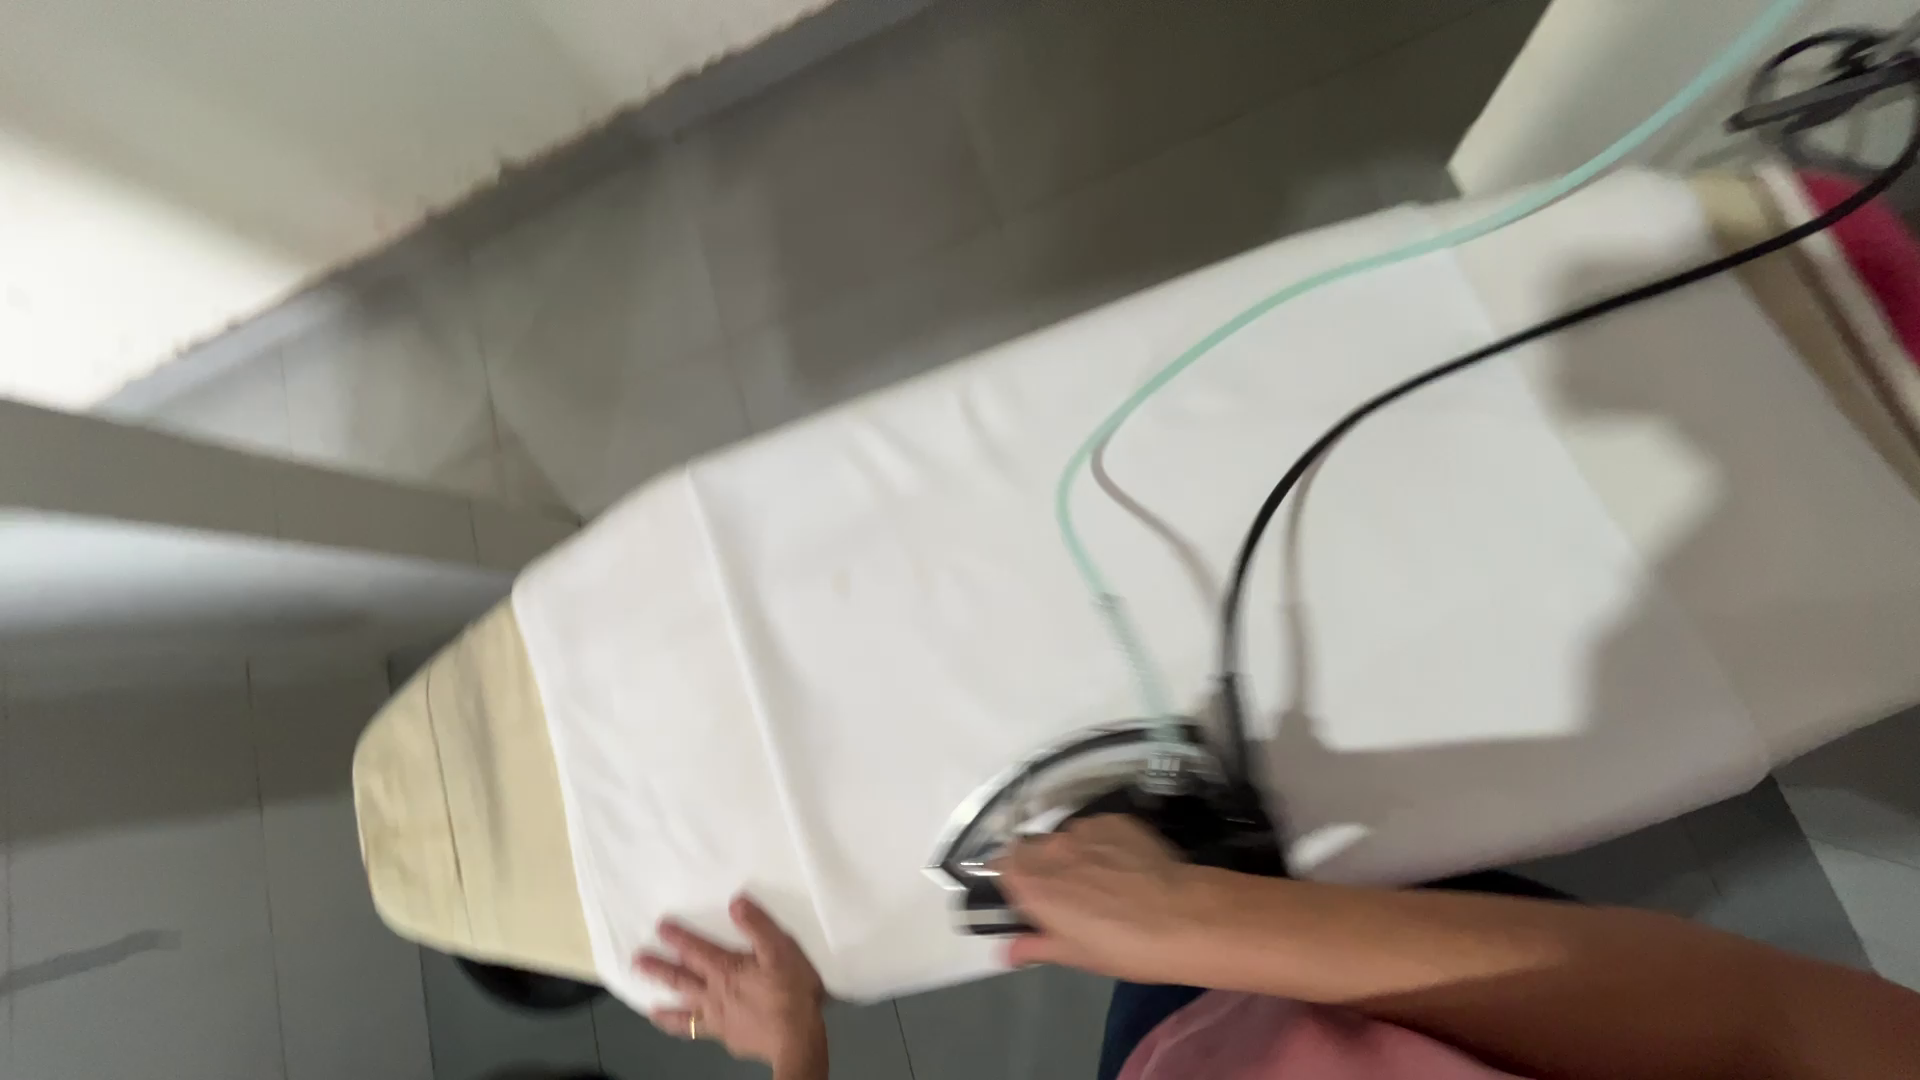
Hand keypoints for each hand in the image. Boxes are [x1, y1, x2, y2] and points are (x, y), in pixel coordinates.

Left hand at [636, 895, 826, 1069]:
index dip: (678, 937)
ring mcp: (718, 1019)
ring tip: (650, 1008)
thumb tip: (735, 902)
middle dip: (659, 969)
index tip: (660, 927)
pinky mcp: (727, 1037)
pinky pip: (698, 1032)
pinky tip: (687, 1029)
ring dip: (666, 1008)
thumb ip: (758, 925)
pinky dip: (687, 1030)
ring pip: (684, 1012)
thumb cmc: (790, 989)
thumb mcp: (780, 948)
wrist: (796, 1037)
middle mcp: (715, 994)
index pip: (696, 949)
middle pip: (681, 979)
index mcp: (726, 969)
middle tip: (638, 961)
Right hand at [993, 814, 1214, 982]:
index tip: (1022, 892)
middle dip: (1040, 864)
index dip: (1010, 876)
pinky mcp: (1112, 818)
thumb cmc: (1123, 947)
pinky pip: (1095, 828)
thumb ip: (1035, 945)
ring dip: (1072, 853)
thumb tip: (1007, 950)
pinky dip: (1101, 843)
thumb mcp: (1075, 956)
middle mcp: (1051, 849)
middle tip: (1066, 890)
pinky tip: (1124, 865)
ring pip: (1065, 837)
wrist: (1181, 916)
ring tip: (1102, 878)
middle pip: (1030, 847)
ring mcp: (1082, 828)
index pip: (1000, 864)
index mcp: (1033, 883)